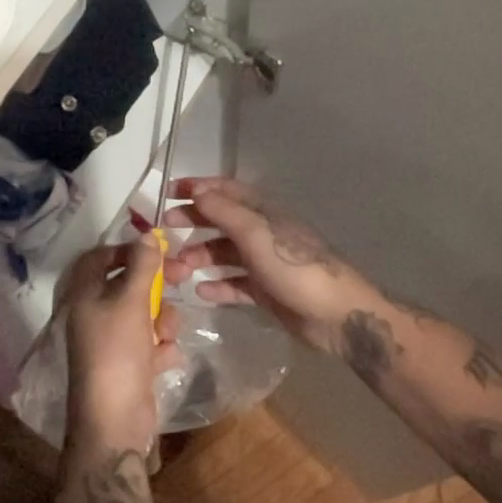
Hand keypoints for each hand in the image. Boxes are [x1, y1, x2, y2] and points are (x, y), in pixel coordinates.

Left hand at [55, 236, 184, 449]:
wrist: (115, 419)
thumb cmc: (117, 351)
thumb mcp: (131, 301)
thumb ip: (142, 266)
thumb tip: (146, 234)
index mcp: (84, 295)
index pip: (100, 257)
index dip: (126, 249)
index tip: (155, 249)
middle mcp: (94, 315)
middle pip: (129, 285)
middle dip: (157, 284)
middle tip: (184, 276)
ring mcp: (112, 341)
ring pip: (146, 314)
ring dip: (163, 321)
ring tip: (165, 335)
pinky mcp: (130, 364)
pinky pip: (152, 344)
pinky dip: (162, 348)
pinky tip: (166, 359)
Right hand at [160, 178, 372, 351]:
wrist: (336, 314)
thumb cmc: (295, 267)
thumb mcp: (255, 233)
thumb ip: (224, 211)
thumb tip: (197, 191)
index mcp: (263, 212)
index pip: (225, 191)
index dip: (198, 188)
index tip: (168, 193)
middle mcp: (262, 233)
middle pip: (221, 221)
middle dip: (193, 222)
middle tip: (166, 228)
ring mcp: (264, 263)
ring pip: (224, 254)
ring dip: (200, 257)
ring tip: (178, 268)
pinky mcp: (266, 291)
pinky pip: (234, 284)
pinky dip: (217, 285)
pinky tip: (200, 291)